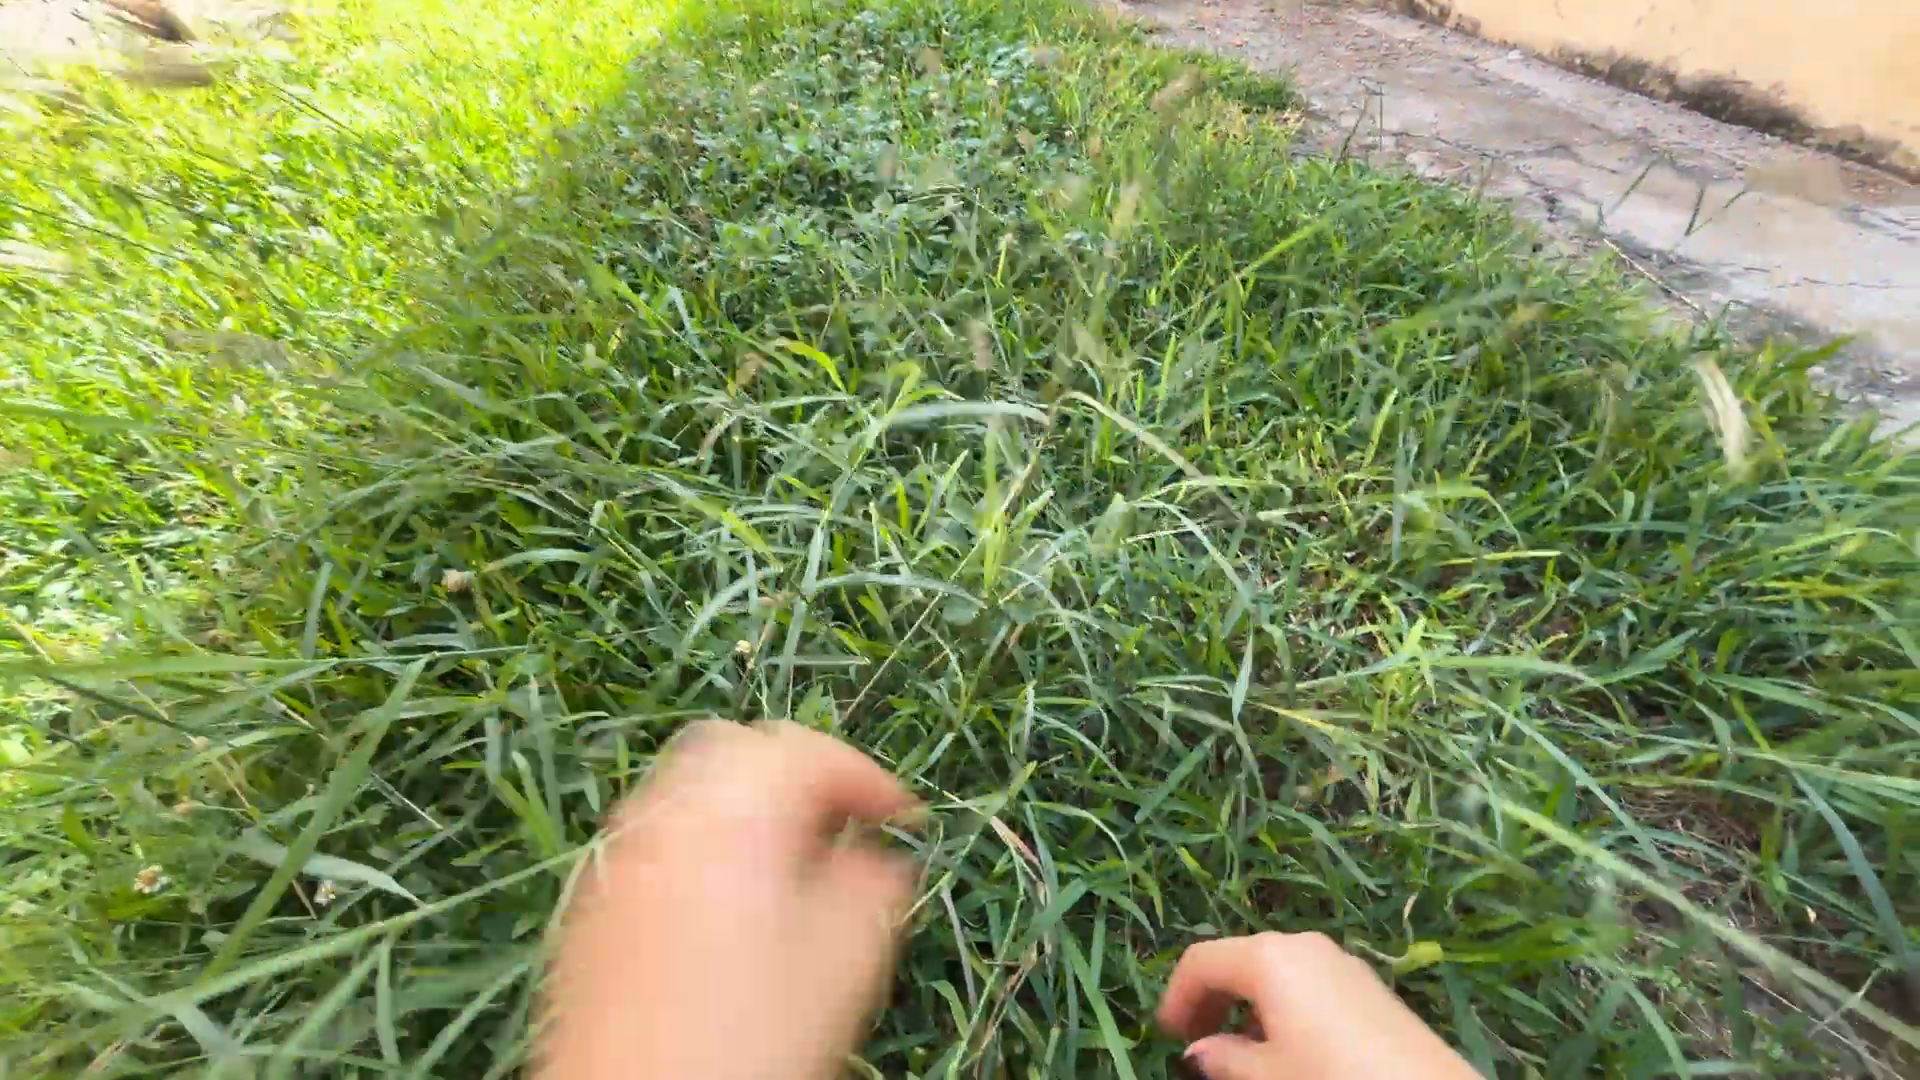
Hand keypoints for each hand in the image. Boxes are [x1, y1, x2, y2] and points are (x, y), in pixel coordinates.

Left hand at [538, 720, 918, 1079]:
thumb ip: (874, 885)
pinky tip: (730, 892)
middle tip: (842, 821)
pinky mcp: (594, 896)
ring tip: (791, 854)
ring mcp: (623, 851)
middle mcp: (671, 812)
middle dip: (803, 770)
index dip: (867, 775)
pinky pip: (663, 825)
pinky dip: (709, 828)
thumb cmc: (751, 1037)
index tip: (904, 818)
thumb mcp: (843, 962)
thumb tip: (879, 857)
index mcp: (736, 813)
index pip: (809, 752)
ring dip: (753, 795)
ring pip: (696, 780)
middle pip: (743, 746)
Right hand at [1159, 932, 1481, 1079]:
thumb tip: (1199, 1053)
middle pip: (1237, 961)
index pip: (1202, 961)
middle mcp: (1299, 943)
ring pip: (1272, 972)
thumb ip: (1226, 1060)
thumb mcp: (1272, 1077)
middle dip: (1211, 1000)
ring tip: (1241, 1053)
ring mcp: (1338, 961)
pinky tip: (1288, 1047)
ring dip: (1246, 1006)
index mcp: (1267, 956)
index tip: (1164, 1036)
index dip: (1176, 997)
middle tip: (1196, 1044)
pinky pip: (1306, 984)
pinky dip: (1282, 1007)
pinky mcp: (1369, 986)